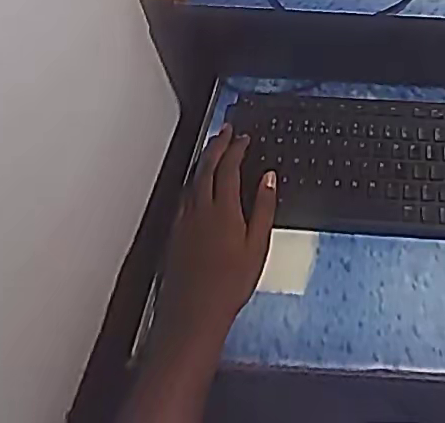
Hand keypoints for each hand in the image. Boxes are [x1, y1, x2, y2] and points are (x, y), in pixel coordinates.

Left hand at [152, 125, 277, 349]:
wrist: (193, 314)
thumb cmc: (229, 285)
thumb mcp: (257, 246)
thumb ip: (264, 208)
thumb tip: (268, 178)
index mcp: (223, 208)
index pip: (229, 167)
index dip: (236, 148)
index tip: (244, 138)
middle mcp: (201, 207)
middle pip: (207, 165)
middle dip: (218, 144)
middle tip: (226, 131)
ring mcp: (185, 217)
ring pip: (194, 177)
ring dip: (205, 158)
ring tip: (213, 148)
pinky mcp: (176, 229)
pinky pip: (185, 192)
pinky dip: (194, 178)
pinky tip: (197, 182)